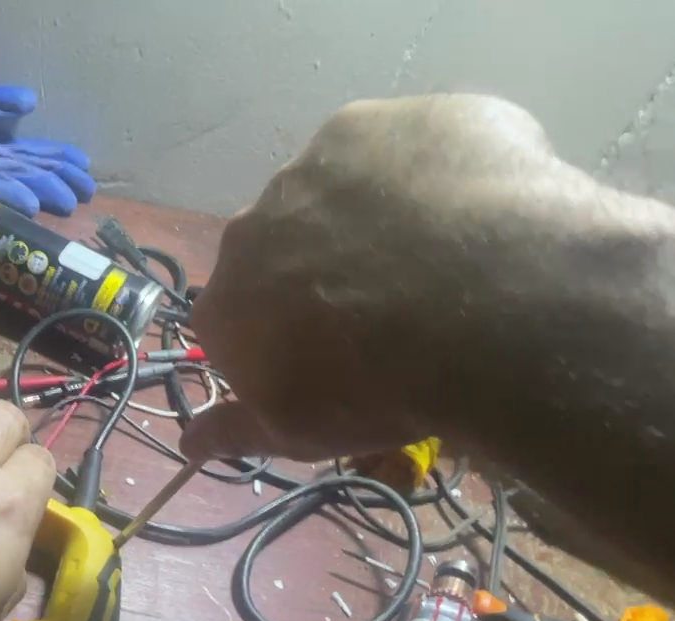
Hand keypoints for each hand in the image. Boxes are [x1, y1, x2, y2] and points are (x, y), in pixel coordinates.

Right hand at [181, 94, 606, 462]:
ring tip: (433, 256)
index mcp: (224, 302)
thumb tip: (186, 445)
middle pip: (280, 249)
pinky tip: (463, 206)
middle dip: (316, 271)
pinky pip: (395, 149)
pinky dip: (419, 174)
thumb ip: (232, 431)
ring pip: (335, 194)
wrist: (488, 313)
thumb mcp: (294, 433)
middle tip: (382, 307)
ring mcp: (314, 165)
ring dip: (366, 218)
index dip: (276, 333)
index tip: (320, 354)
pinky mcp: (383, 121)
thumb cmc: (373, 390)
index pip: (234, 316)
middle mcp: (250, 225)